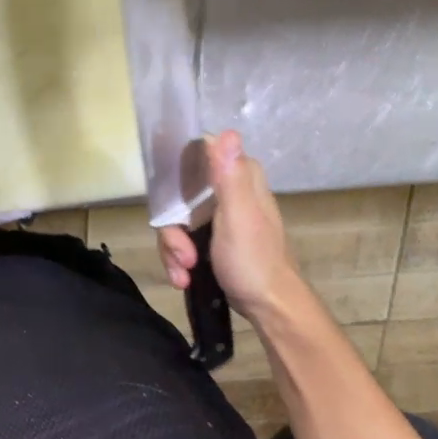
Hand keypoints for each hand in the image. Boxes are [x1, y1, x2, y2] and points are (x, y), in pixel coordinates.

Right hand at [157, 131, 302, 322]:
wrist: (267, 305)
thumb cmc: (253, 262)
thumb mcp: (238, 218)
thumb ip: (229, 178)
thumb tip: (227, 133)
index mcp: (240, 178)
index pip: (198, 157)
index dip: (176, 177)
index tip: (170, 205)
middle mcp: (229, 191)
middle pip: (178, 197)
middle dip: (173, 232)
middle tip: (184, 256)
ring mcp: (219, 217)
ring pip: (176, 222)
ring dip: (173, 251)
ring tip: (185, 273)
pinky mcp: (211, 239)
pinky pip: (182, 241)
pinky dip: (179, 261)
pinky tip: (185, 278)